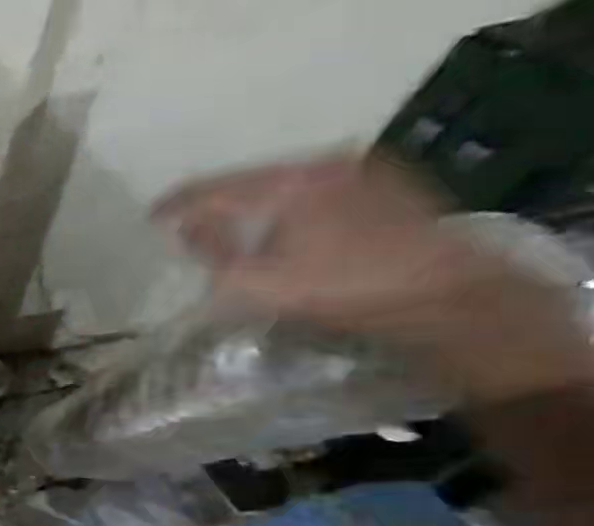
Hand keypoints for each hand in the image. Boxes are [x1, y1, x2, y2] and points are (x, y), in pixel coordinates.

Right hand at [152, 155, 593, 401]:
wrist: (443, 295)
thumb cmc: (343, 291)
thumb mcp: (261, 284)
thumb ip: (216, 254)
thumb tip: (189, 228)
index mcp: (290, 181)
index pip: (218, 186)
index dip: (179, 203)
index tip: (151, 217)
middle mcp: (326, 163)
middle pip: (254, 180)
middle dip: (219, 203)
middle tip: (190, 225)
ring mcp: (362, 171)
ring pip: (288, 186)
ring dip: (256, 207)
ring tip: (233, 230)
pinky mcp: (387, 189)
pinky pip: (318, 193)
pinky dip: (290, 210)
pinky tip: (285, 232)